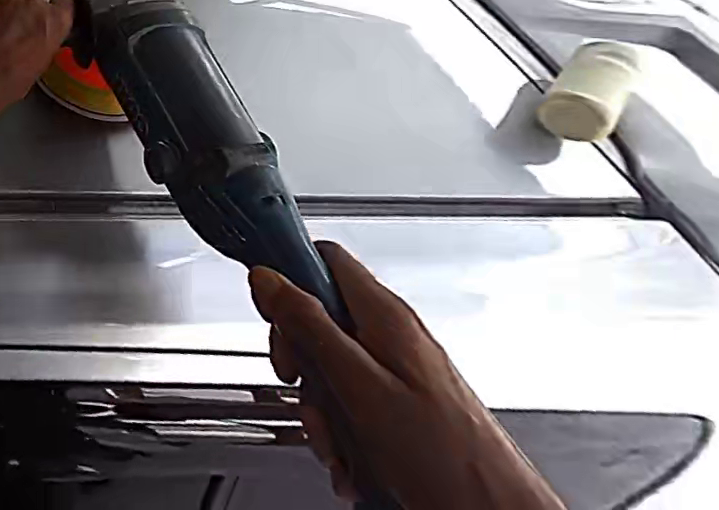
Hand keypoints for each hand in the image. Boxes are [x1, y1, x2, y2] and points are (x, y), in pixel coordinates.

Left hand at [0, 0, 72, 106]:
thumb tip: (35, 42)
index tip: (45, 18)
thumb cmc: (8, 78)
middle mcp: (35, 4)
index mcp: (55, 22)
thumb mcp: (41, 65)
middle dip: (22, 16)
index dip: (53, 11)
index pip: (64, 4)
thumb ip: (44, 42)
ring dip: (2, 14)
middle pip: (32, 3)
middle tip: (10, 37)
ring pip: (9, 1)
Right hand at [250, 242, 563, 509]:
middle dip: (296, 350)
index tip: (268, 304)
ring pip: (328, 361)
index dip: (286, 272)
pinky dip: (339, 424)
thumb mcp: (358, 383)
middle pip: (315, 313)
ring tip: (334, 436)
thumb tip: (267, 279)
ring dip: (317, 399)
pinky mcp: (402, 404)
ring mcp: (398, 370)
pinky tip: (350, 454)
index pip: (321, 257)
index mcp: (384, 316)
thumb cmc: (450, 461)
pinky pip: (349, 395)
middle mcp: (392, 335)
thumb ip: (308, 323)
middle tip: (296, 375)